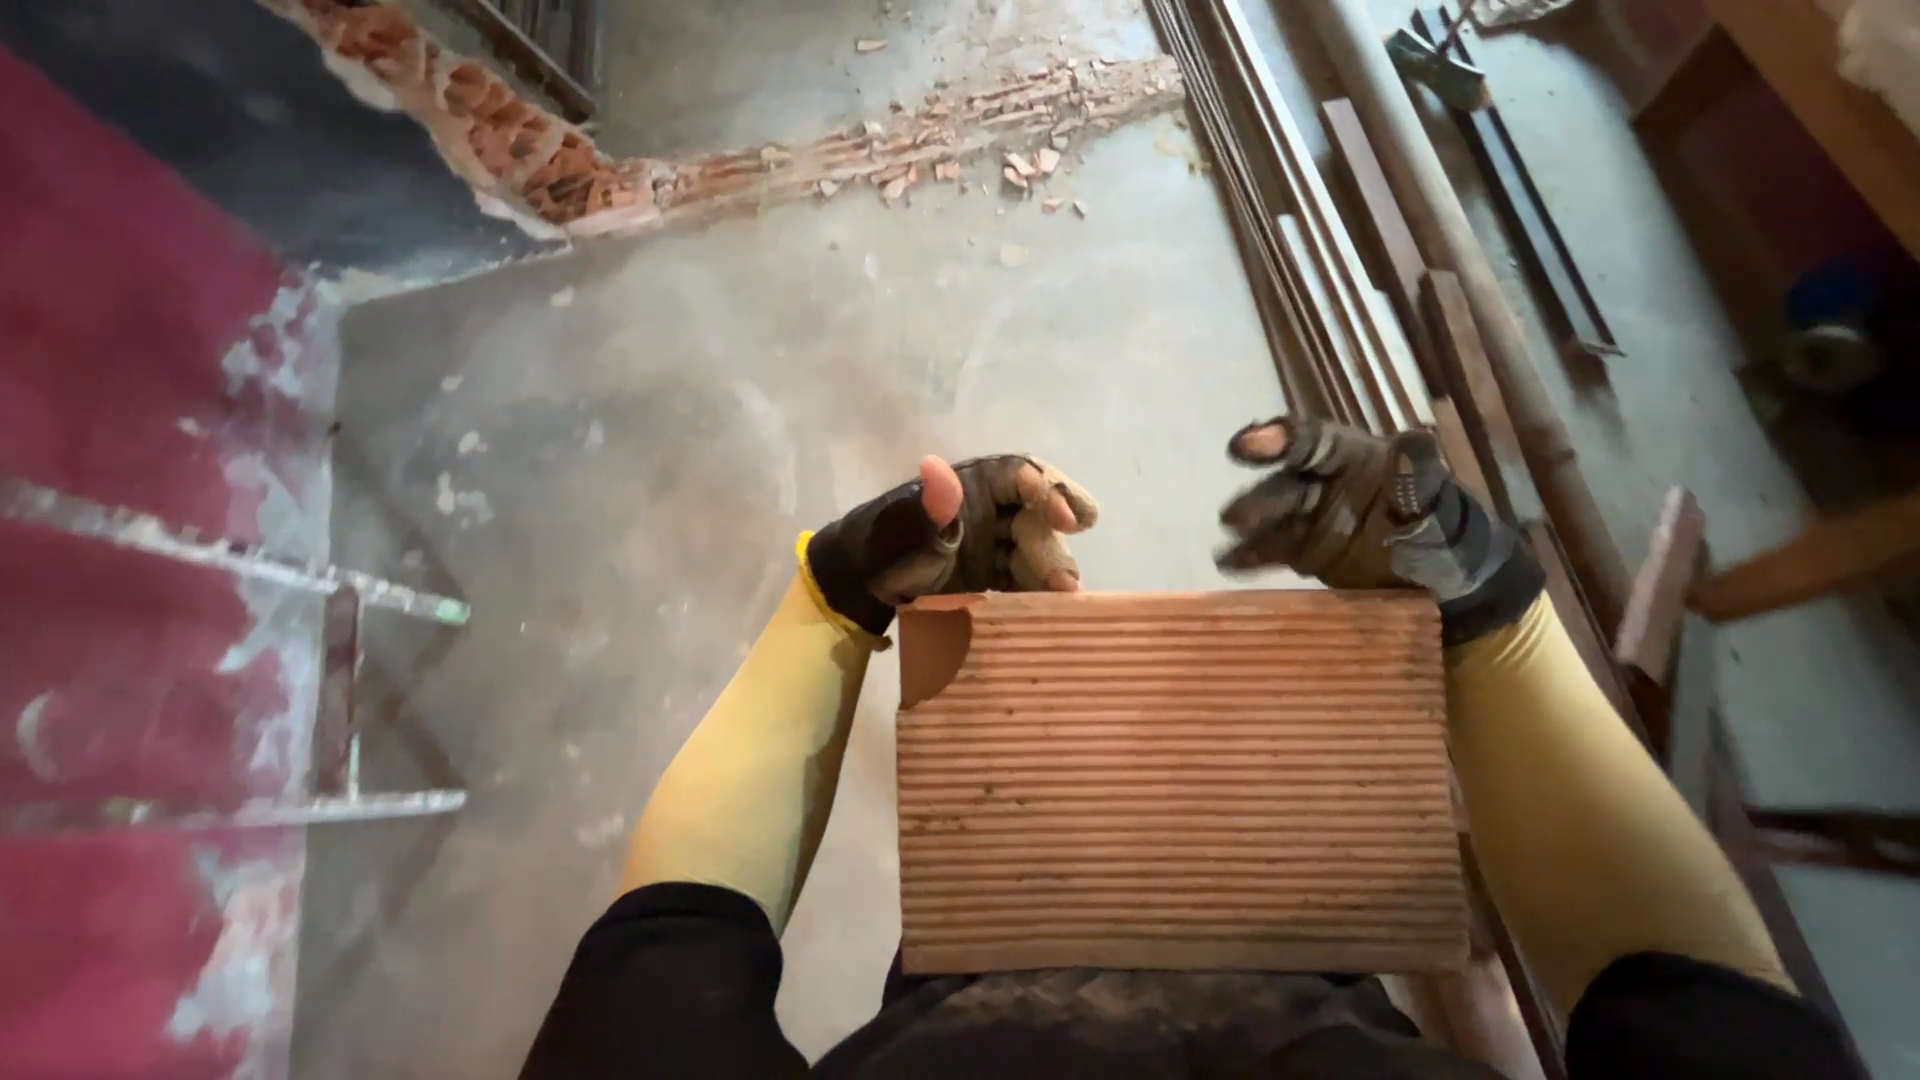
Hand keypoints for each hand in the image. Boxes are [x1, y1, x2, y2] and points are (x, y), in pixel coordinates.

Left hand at [807, 455, 1099, 634]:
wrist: (865, 586)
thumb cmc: (886, 545)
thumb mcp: (906, 527)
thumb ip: (931, 506)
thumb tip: (935, 466)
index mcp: (974, 485)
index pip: (1019, 475)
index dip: (1049, 488)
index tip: (1062, 515)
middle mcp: (994, 511)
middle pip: (1036, 516)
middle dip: (1054, 538)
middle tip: (1065, 565)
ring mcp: (999, 545)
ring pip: (1037, 549)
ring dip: (1055, 567)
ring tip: (1065, 592)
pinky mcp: (998, 577)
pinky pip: (1027, 580)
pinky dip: (1041, 591)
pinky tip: (1056, 606)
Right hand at [1217, 415, 1541, 644]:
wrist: (1449, 582)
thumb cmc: (1445, 531)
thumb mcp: (1437, 504)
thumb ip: (1419, 477)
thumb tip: (1413, 439)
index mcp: (1352, 458)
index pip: (1309, 441)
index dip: (1276, 438)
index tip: (1243, 444)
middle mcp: (1321, 482)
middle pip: (1282, 484)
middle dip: (1258, 499)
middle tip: (1233, 517)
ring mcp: (1307, 518)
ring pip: (1271, 516)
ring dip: (1248, 526)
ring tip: (1228, 545)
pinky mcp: (1300, 551)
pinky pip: (1270, 550)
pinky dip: (1249, 556)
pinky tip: (1229, 563)